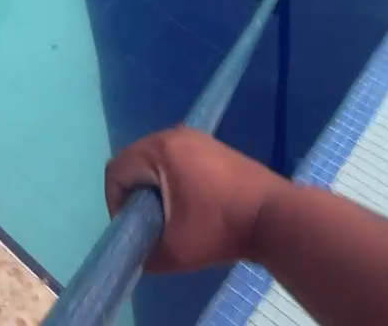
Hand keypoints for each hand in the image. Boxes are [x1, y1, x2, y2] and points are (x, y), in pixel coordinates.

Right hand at [104, 128, 289, 273]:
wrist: (271, 215)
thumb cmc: (219, 228)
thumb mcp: (172, 252)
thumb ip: (142, 253)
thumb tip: (135, 249)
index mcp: (160, 150)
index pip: (116, 170)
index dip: (115, 202)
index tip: (134, 228)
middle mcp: (174, 134)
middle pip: (134, 160)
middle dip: (134, 193)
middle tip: (149, 223)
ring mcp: (195, 136)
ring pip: (155, 159)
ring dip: (153, 185)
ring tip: (170, 215)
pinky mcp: (211, 145)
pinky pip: (176, 157)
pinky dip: (172, 178)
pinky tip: (191, 204)